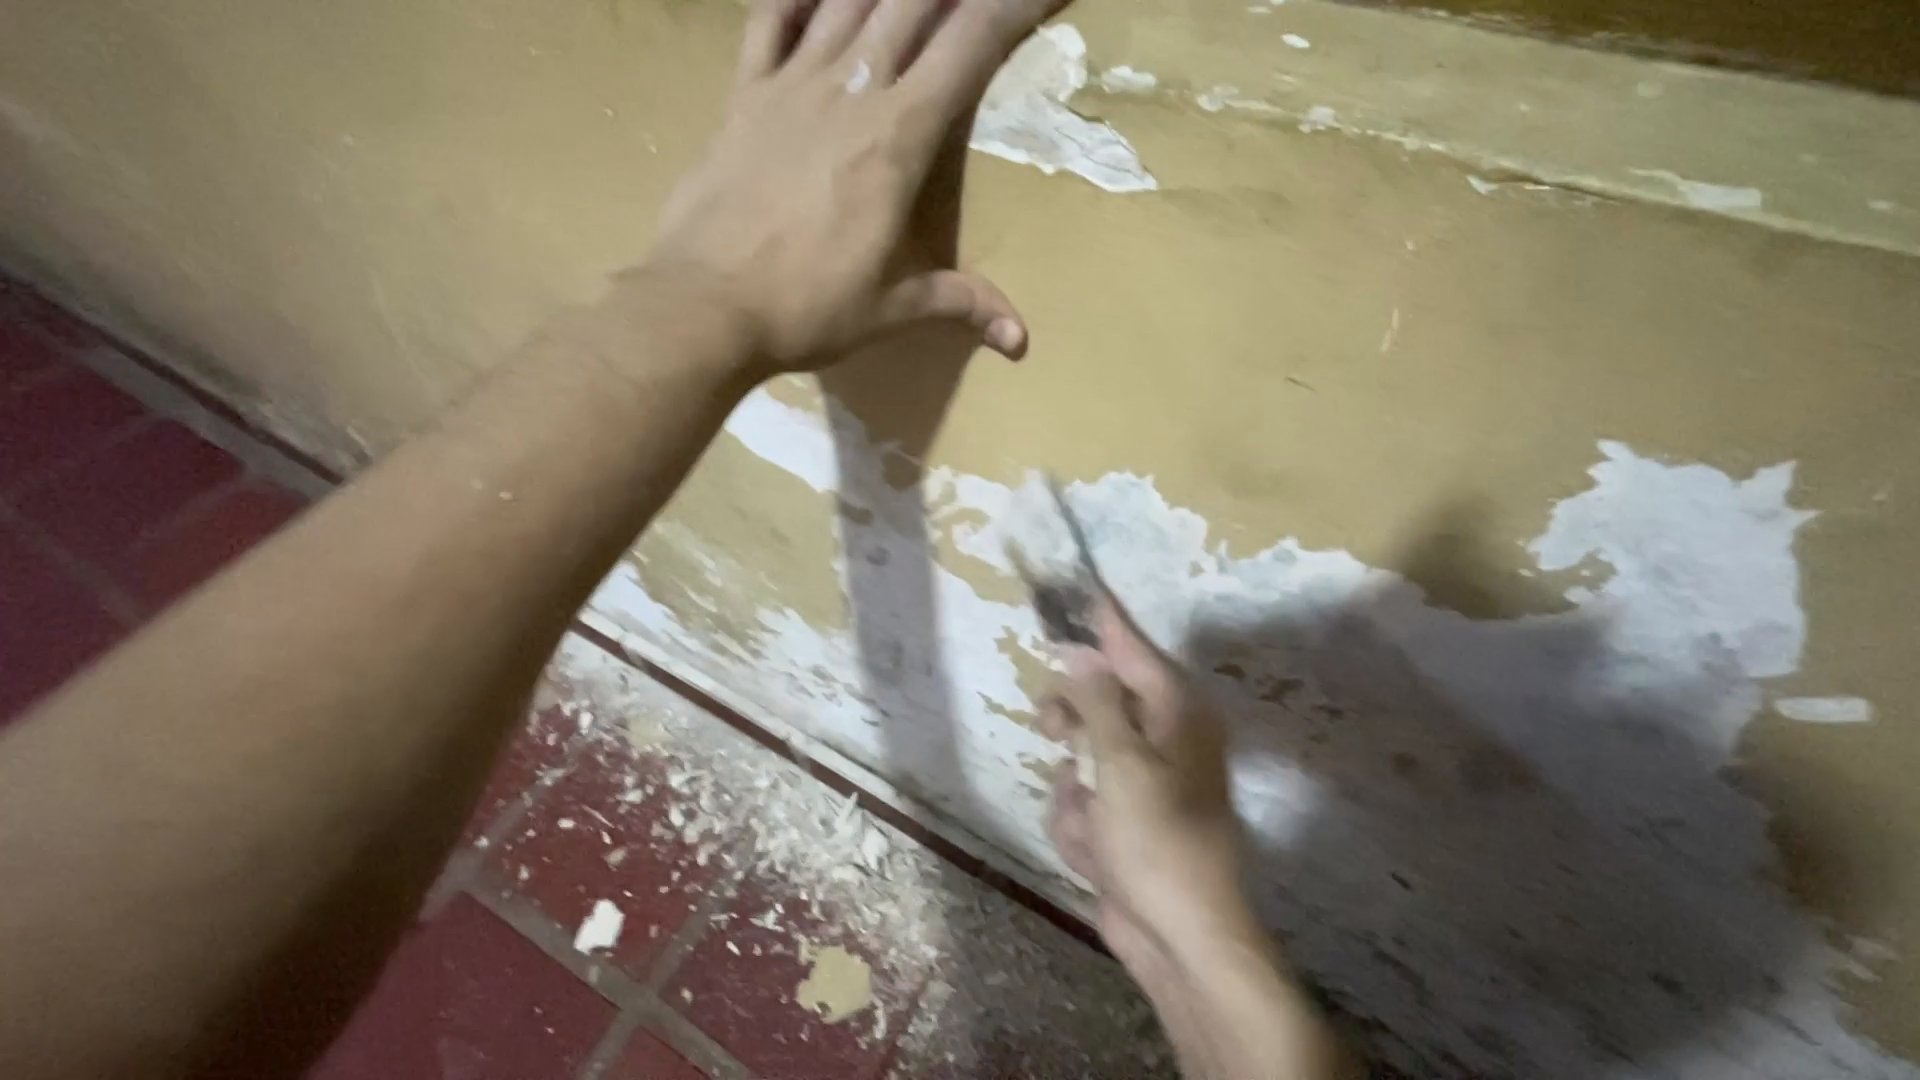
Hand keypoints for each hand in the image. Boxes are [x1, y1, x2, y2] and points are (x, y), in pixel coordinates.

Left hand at [648, 0, 1059, 374]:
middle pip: (913, 1)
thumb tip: (1021, 342)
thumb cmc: (807, 309)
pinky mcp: (741, 96)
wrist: (704, 307)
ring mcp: (789, 85)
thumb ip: (962, 304)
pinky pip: (769, 19)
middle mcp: (848, 90)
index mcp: (898, 137)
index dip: (1015, 5)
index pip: (970, 43)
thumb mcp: (894, 309)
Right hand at [1042, 592, 1256, 978]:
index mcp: (1177, 716)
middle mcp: (1164, 742)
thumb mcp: (1121, 763)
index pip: (1133, 651)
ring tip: (1093, 827)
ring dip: (1076, 796)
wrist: (1179, 938)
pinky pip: (1082, 804)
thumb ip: (1098, 702)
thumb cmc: (1156, 841)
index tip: (1080, 590)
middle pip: (1100, 702)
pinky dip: (1081, 827)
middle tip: (1048, 727)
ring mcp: (1143, 787)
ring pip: (1081, 759)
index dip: (1102, 624)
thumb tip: (1083, 655)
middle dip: (1072, 724)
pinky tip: (1097, 857)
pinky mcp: (1124, 824)